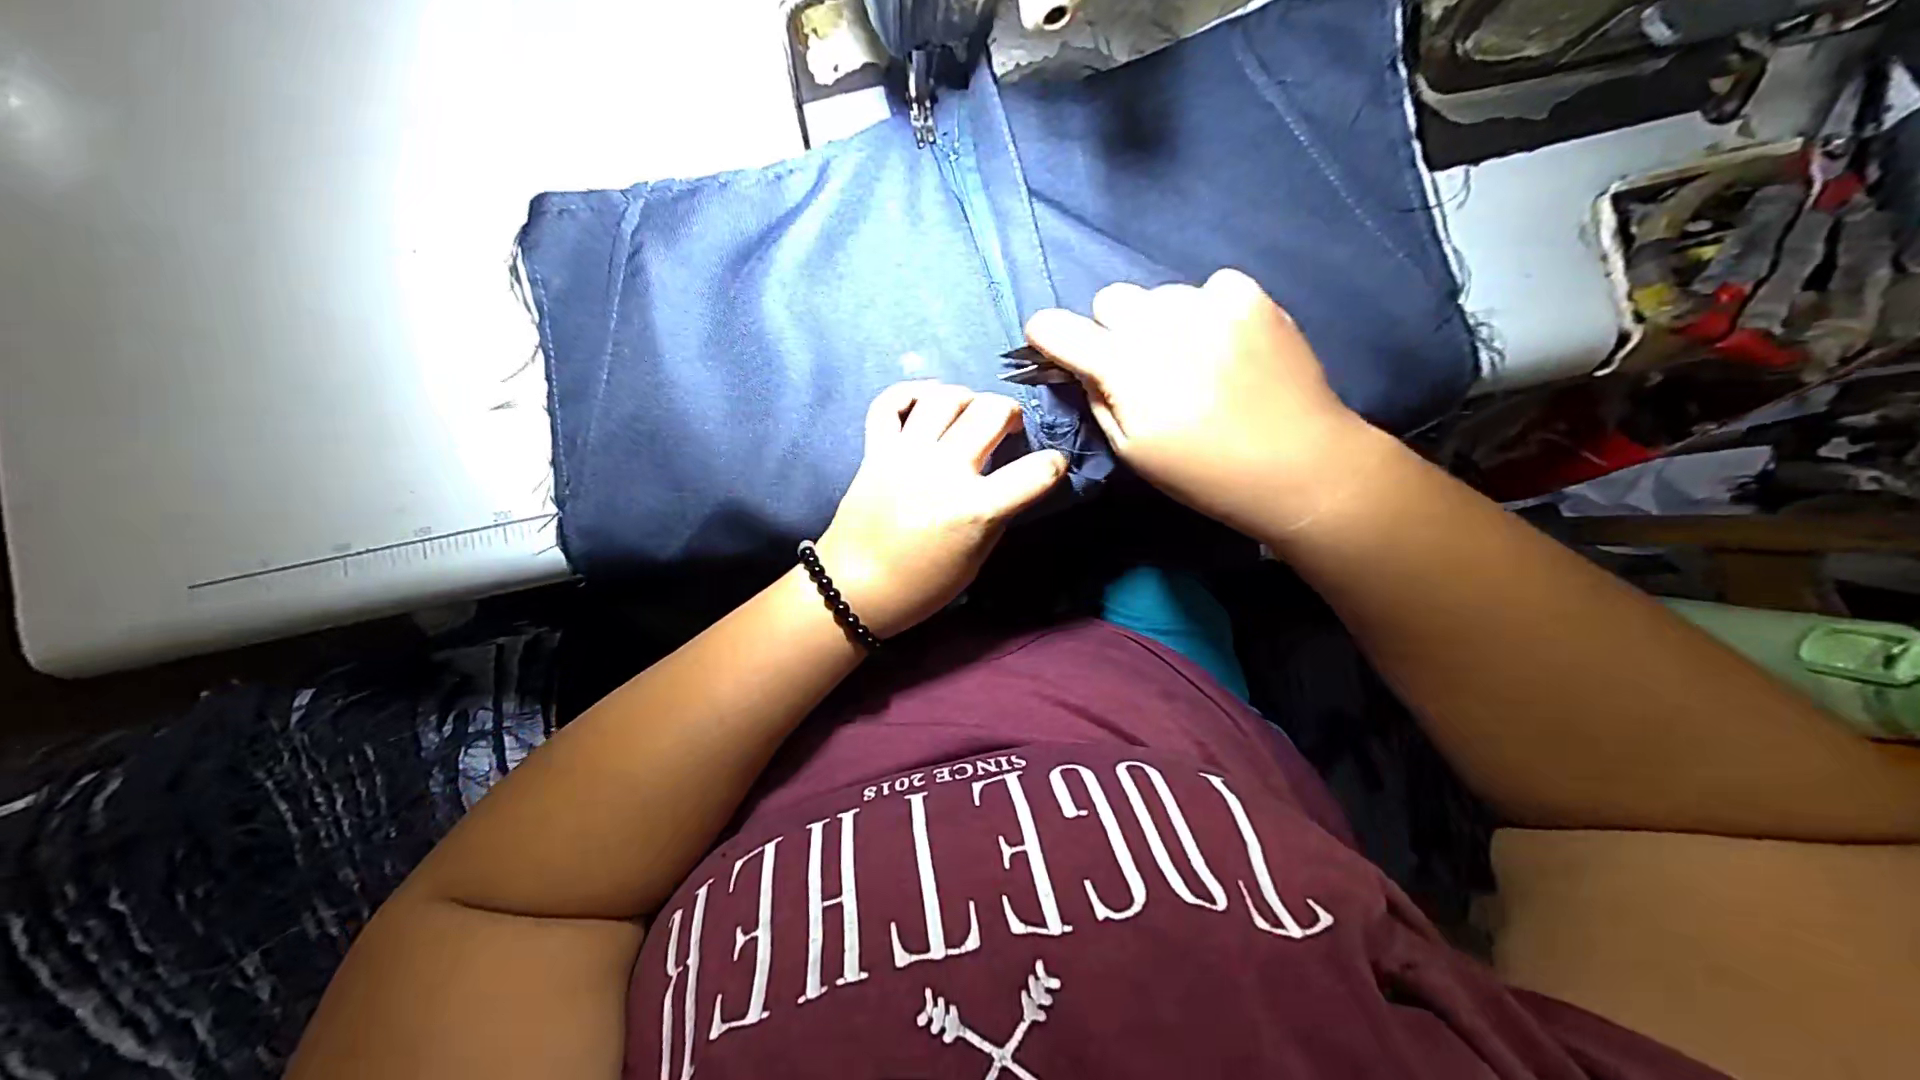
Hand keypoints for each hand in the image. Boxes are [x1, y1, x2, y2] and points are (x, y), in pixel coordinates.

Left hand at [812, 382, 1067, 638]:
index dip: (1054, 464)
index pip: (1036, 470)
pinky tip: (927, 401)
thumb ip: (998, 514)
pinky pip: (890, 402)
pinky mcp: (876, 449)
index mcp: (975, 508)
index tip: (1050, 466)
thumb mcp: (976, 559)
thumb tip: (1013, 482)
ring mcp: (907, 454)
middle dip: (1011, 413)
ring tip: (970, 413)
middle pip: (992, 411)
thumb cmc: (922, 585)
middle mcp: (944, 471)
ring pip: (946, 396)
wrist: (856, 588)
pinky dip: (910, 392)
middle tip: (1007, 427)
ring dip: (968, 397)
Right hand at [1024, 268, 1383, 536]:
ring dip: (1163, 321)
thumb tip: (1086, 369)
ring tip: (1193, 360)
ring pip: (1161, 295)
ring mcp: (1207, 302)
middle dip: (1113, 329)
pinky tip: (1227, 345)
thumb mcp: (1132, 450)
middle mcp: (1157, 322)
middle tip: (1141, 366)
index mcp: (1122, 365)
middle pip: (1111, 300)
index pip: (1057, 328)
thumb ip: (1098, 400)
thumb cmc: (1202, 472)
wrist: (1295, 463)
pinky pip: (1209, 288)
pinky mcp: (1249, 295)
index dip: (1046, 335)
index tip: (1052, 345)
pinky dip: (1208, 311)